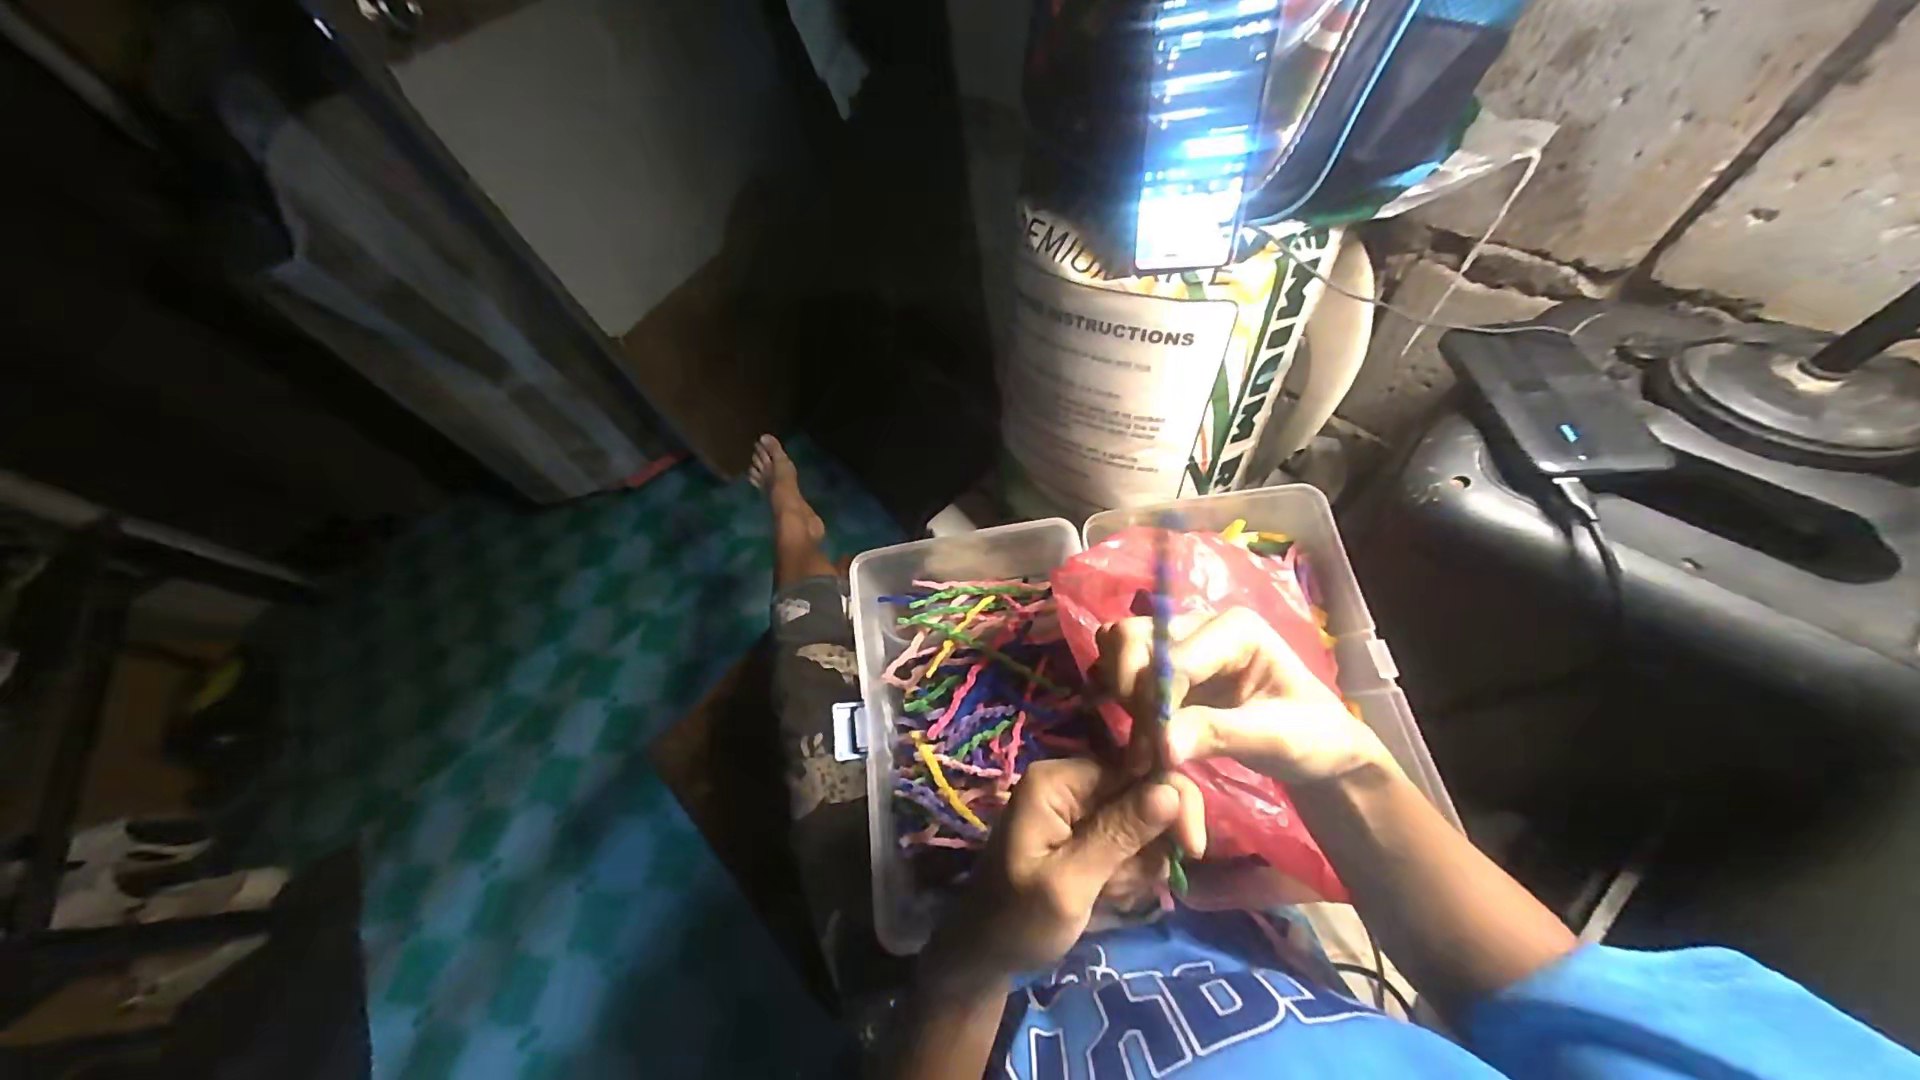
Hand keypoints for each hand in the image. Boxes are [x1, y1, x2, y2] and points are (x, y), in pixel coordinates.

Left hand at [925, 759, 1182, 986]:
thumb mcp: (1069, 882)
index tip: (1191, 849)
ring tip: (1105, 895)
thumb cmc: (1019, 919)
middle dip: (1149, 844)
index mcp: (1057, 779)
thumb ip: (1118, 835)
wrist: (988, 953)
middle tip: (1128, 887)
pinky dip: (1128, 872)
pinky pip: (1130, 841)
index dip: (1171, 801)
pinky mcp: (1085, 830)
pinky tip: (1106, 896)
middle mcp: (1069, 781)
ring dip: (1137, 865)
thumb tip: (1170, 789)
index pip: (1135, 767)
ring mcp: (1078, 806)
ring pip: (1143, 822)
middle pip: (1144, 791)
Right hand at [1094, 607, 1394, 785]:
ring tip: (1141, 736)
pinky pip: (1116, 660)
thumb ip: (1217, 735)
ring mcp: (1174, 638)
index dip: (1156, 706)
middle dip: (1130, 692)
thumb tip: (1160, 745)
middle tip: (1142, 747)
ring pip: (1117, 644)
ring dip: (1118, 689)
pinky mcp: (1159, 659)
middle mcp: (1197, 622)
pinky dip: (1113, 688)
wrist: (1316, 743)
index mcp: (1235, 629)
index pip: (1173, 659)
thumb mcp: (1277, 739)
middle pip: (1132, 636)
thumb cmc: (1310, 736)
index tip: (1154, 755)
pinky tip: (1131, 723)